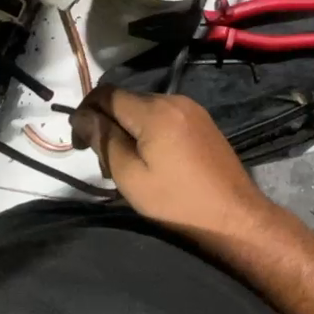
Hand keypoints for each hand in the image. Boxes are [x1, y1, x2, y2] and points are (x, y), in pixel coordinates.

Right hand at [70, 86, 275, 239]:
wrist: (235, 219)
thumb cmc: (177, 203)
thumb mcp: (130, 175)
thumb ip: (103, 139)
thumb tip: (82, 116)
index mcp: (155, 110)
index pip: (106, 94)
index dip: (84, 113)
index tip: (78, 144)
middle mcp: (174, 100)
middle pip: (126, 102)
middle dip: (106, 125)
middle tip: (104, 165)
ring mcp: (192, 111)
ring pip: (144, 111)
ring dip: (127, 131)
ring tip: (126, 168)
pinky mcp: (203, 124)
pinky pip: (164, 119)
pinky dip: (148, 134)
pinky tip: (151, 163)